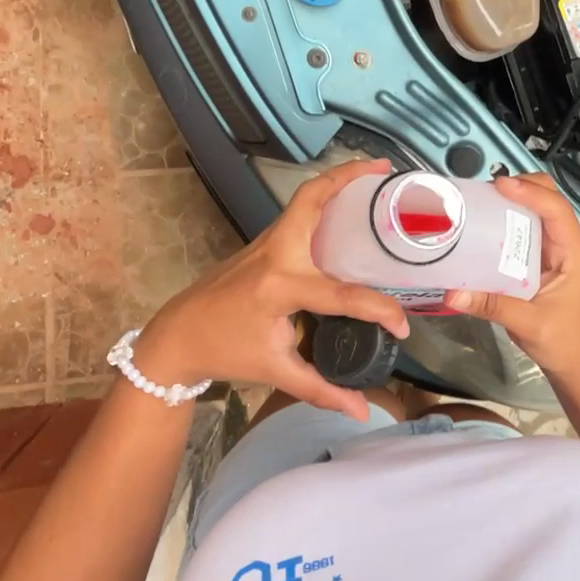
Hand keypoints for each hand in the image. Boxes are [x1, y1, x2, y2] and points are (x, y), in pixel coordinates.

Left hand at [132, 158, 408, 419]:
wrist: (177, 336)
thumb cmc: (226, 351)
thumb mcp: (276, 372)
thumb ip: (323, 390)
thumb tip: (363, 411)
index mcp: (282, 286)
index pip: (343, 294)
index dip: (379, 311)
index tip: (403, 326)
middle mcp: (277, 252)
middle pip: (313, 198)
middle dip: (348, 177)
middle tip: (385, 169)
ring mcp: (268, 241)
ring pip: (305, 197)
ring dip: (337, 181)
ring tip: (373, 176)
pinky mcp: (266, 241)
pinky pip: (300, 210)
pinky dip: (325, 198)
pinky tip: (346, 207)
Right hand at [442, 174, 579, 374]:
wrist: (573, 360)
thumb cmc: (561, 340)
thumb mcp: (528, 324)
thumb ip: (492, 306)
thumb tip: (453, 292)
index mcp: (573, 251)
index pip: (556, 209)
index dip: (530, 192)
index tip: (499, 185)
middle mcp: (566, 241)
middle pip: (550, 195)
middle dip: (522, 184)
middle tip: (487, 190)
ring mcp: (554, 245)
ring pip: (538, 205)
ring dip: (515, 196)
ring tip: (482, 198)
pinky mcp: (541, 253)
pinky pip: (527, 223)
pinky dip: (509, 213)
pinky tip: (486, 218)